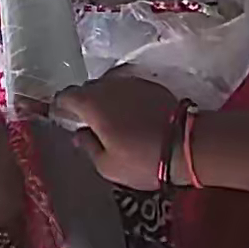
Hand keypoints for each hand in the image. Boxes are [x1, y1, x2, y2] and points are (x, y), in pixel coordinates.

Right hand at [54, 75, 179, 188]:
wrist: (188, 144)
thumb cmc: (142, 159)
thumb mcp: (108, 166)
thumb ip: (87, 146)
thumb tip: (79, 134)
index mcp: (89, 103)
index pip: (64, 96)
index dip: (60, 106)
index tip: (62, 118)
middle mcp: (106, 85)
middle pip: (85, 89)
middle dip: (82, 103)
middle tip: (86, 122)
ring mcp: (128, 81)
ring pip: (107, 86)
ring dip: (103, 99)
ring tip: (109, 119)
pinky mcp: (149, 84)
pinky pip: (126, 88)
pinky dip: (122, 98)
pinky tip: (130, 115)